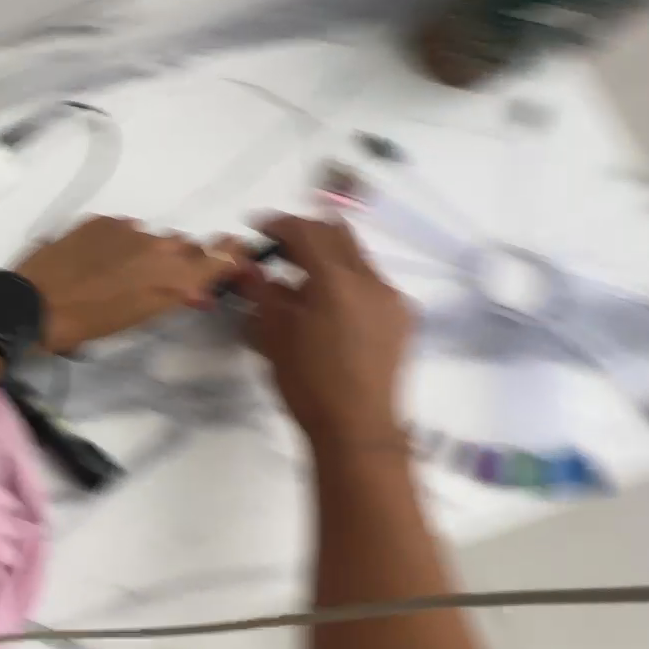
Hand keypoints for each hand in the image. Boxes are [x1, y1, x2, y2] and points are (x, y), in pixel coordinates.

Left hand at [13, 216, 246, 350]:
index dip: (227, 254)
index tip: (229, 254)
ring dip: (139, 251)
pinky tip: (92, 260)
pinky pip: (118, 228)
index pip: (221, 255)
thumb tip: (195, 288)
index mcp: (172, 276)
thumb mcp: (135, 318)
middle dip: (174, 260)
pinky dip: (113, 241)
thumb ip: (171, 297)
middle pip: (182, 246)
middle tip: (149, 280)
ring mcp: (126, 229)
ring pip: (148, 236)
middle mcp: (158, 246)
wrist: (30, 306)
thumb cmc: (84, 324)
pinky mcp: (97, 221)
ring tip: (111, 273)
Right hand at [232, 214, 413, 451]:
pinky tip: (321, 305)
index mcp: (335, 281)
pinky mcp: (400, 316)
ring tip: (294, 277)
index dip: (279, 224)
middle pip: (339, 236)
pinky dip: (340, 279)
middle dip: (305, 233)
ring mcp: (391, 297)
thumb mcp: (271, 335)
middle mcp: (370, 280)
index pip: (307, 233)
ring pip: (355, 258)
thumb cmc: (305, 381)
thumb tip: (248, 267)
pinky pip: (367, 283)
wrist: (358, 425)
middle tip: (275, 244)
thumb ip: (261, 293)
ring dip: (324, 257)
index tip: (256, 227)